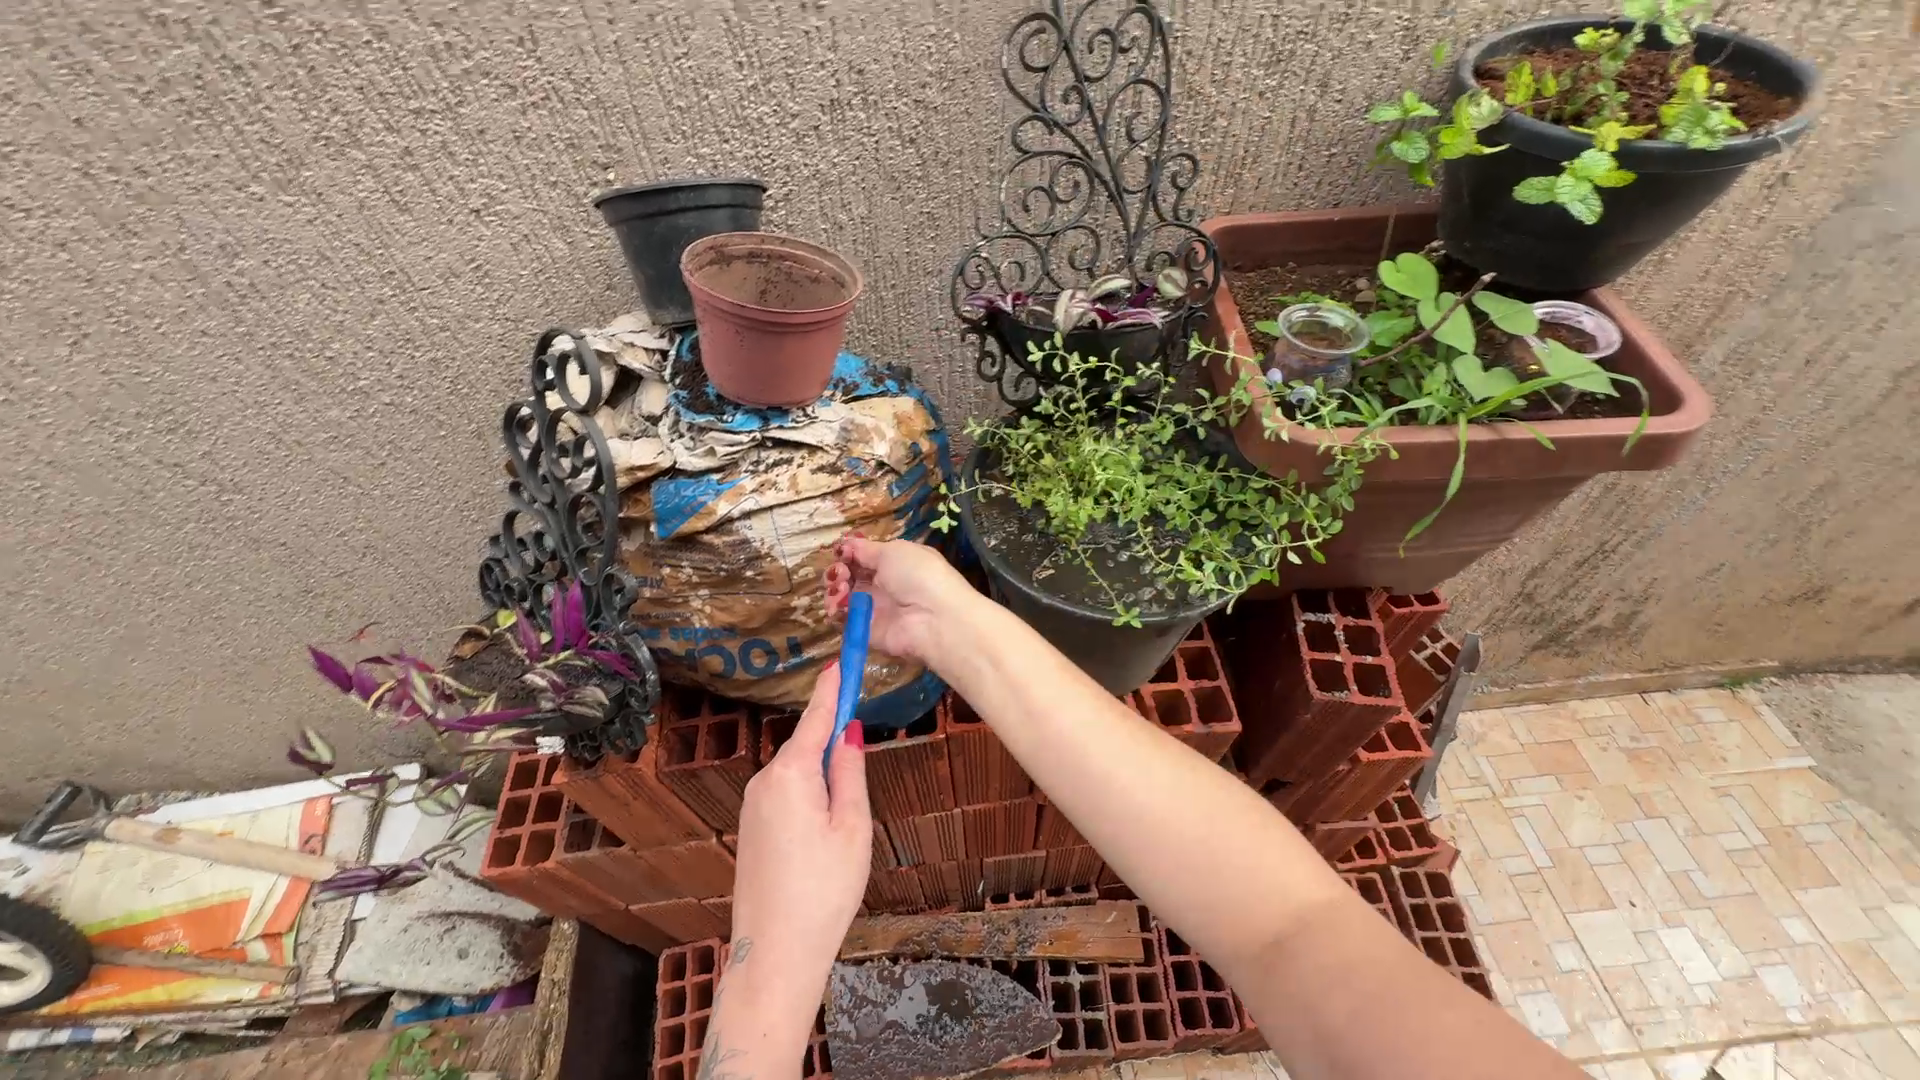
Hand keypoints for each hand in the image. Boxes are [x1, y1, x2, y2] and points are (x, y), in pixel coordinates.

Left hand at [728, 663, 870, 1007]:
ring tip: (845, 827)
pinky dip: (809, 793)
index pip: (817, 716)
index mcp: (791, 773)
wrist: (774, 953)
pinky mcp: (751, 825)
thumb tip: (849, 731)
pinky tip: (824, 831)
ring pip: (797, 771)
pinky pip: (786, 792)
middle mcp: (764, 780)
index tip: (841, 657)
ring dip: (824, 776)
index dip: (833, 686)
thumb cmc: (824, 890)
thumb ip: (850, 771)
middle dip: (835, 744)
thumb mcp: (852, 826)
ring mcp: (753, 803)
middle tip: (862, 762)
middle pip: (806, 744)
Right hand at [828, 537, 977, 662]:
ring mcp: (874, 608)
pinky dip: (835, 610)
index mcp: (894, 563)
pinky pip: (842, 619)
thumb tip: (848, 544)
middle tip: (842, 572)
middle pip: (849, 575)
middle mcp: (883, 585)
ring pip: (842, 596)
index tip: (842, 552)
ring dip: (835, 588)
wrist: (934, 618)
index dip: (848, 553)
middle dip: (838, 570)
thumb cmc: (918, 575)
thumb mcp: (894, 551)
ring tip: (842, 587)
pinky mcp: (866, 630)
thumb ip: (866, 549)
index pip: (863, 557)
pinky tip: (839, 603)